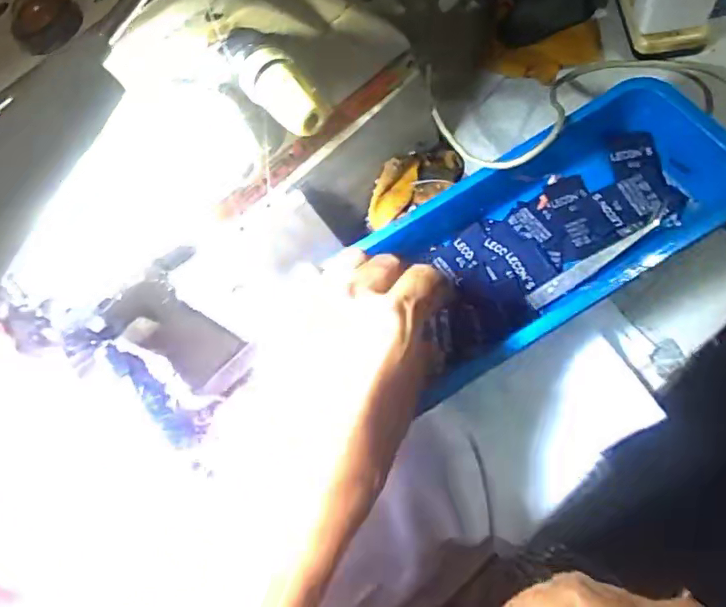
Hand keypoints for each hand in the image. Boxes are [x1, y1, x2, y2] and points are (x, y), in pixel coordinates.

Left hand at [210, 250, 451, 606]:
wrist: (297, 466)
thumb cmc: (364, 446)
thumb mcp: (407, 400)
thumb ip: (418, 357)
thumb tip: (424, 337)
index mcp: (394, 319)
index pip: (425, 277)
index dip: (435, 287)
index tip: (436, 298)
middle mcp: (357, 295)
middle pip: (386, 263)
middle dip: (399, 277)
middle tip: (400, 298)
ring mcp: (318, 296)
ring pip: (348, 259)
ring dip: (362, 271)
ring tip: (363, 294)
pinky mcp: (289, 306)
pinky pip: (313, 275)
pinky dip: (326, 281)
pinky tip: (327, 304)